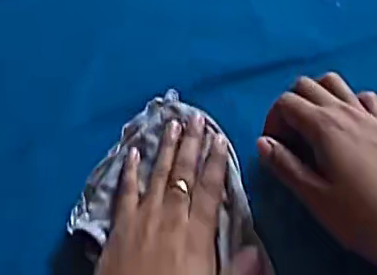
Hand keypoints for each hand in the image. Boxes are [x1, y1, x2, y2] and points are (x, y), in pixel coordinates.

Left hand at [100, 114, 262, 274]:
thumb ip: (236, 271)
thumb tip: (258, 248)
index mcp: (197, 235)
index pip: (210, 190)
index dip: (216, 162)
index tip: (219, 137)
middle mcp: (171, 218)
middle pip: (183, 174)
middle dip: (191, 144)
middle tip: (195, 117)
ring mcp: (143, 218)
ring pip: (158, 174)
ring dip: (165, 147)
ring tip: (171, 123)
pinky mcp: (119, 226)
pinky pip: (125, 191)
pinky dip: (129, 170)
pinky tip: (131, 152)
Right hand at [258, 74, 376, 274]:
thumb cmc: (361, 218)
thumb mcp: (316, 198)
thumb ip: (286, 166)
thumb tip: (262, 142)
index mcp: (324, 125)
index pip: (286, 102)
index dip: (272, 120)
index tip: (274, 148)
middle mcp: (344, 110)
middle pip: (306, 84)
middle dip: (291, 105)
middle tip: (291, 139)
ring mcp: (367, 115)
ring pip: (334, 81)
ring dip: (318, 95)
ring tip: (315, 127)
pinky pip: (364, 97)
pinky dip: (350, 101)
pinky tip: (348, 126)